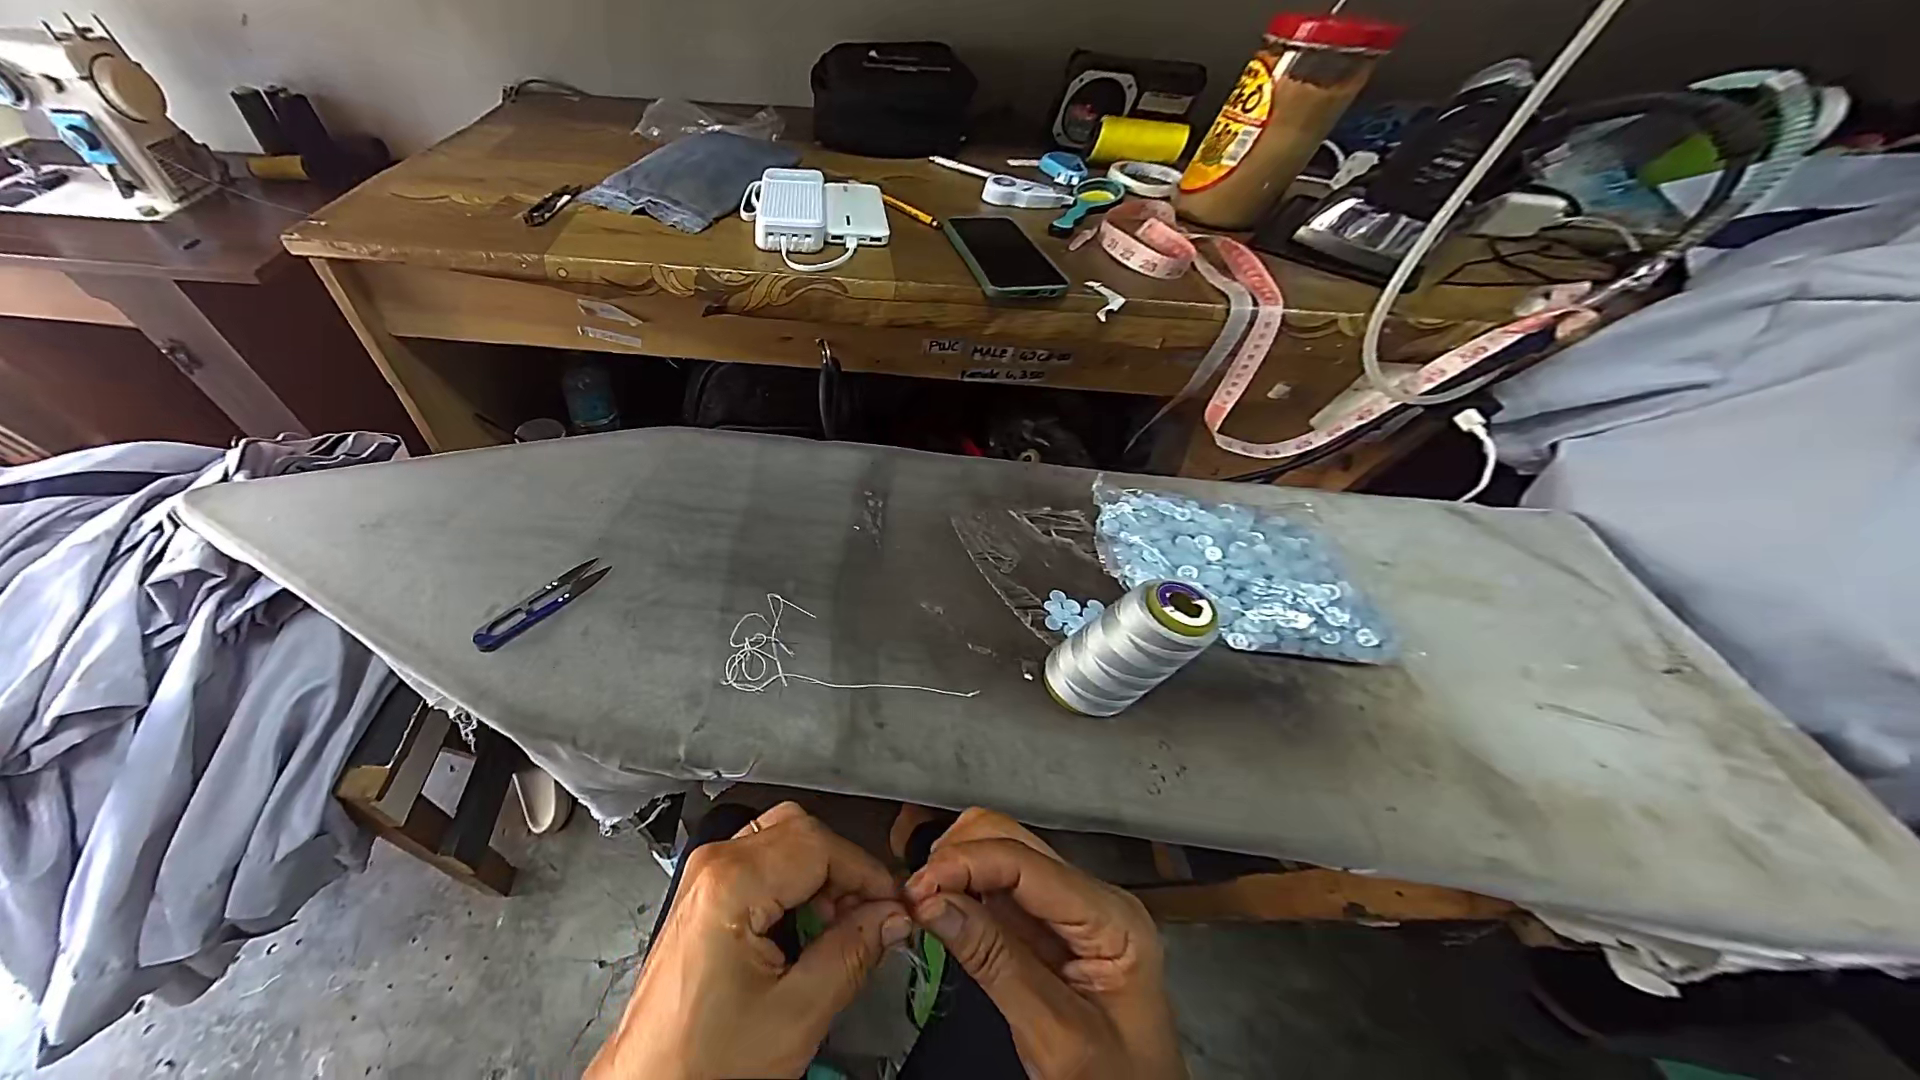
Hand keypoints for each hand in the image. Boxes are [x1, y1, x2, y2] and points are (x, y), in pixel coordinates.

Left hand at [587, 802, 911, 1079]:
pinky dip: (800, 882)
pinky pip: (767, 860)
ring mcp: (707, 876)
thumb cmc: (699, 1069)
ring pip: (788, 839)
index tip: (893, 904)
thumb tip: (892, 915)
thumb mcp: (795, 1015)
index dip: (867, 872)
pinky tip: (810, 925)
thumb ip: (853, 953)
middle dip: (845, 870)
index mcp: (730, 884)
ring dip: (824, 874)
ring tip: (840, 925)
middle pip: (804, 832)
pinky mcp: (708, 893)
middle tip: (869, 914)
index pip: (821, 845)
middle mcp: (714, 867)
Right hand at [904, 808, 1186, 1079]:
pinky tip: (941, 907)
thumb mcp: (1056, 1037)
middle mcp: (1091, 896)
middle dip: (957, 856)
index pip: (1027, 863)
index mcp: (1112, 917)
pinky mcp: (1045, 921)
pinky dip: (963, 888)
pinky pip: (997, 885)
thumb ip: (995, 963)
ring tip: (922, 902)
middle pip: (1013, 839)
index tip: (918, 886)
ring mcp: (1068, 905)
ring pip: (1000, 851)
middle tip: (914, 896)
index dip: (966, 863)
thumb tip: (934, 903)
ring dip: (956, 867)